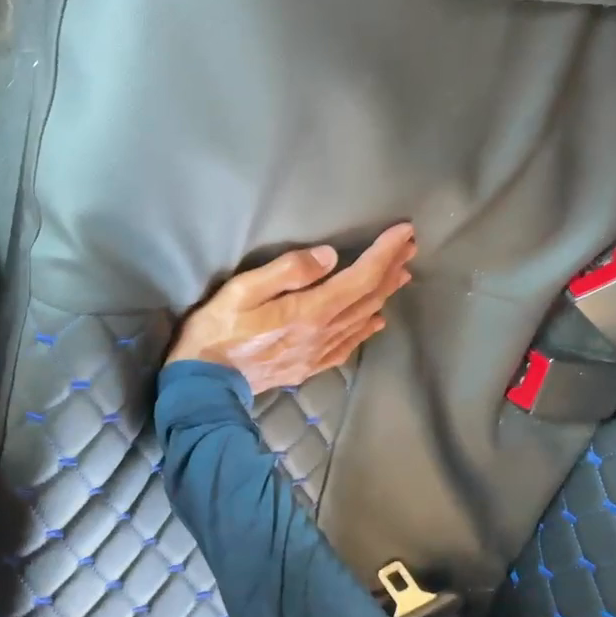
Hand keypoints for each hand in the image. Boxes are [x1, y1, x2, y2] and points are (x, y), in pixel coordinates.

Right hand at [167, 224, 417, 393]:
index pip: (360, 277)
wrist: (205, 385)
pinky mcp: (307, 367)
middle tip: (410, 246)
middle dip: (392, 269)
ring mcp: (317, 354)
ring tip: (400, 275)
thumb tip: (329, 256)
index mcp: (310, 311)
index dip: (385, 253)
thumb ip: (286, 271)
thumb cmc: (217, 331)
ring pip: (362, 320)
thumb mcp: (241, 291)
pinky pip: (348, 346)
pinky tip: (374, 322)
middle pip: (368, 298)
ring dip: (384, 295)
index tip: (404, 231)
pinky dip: (366, 329)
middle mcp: (323, 333)